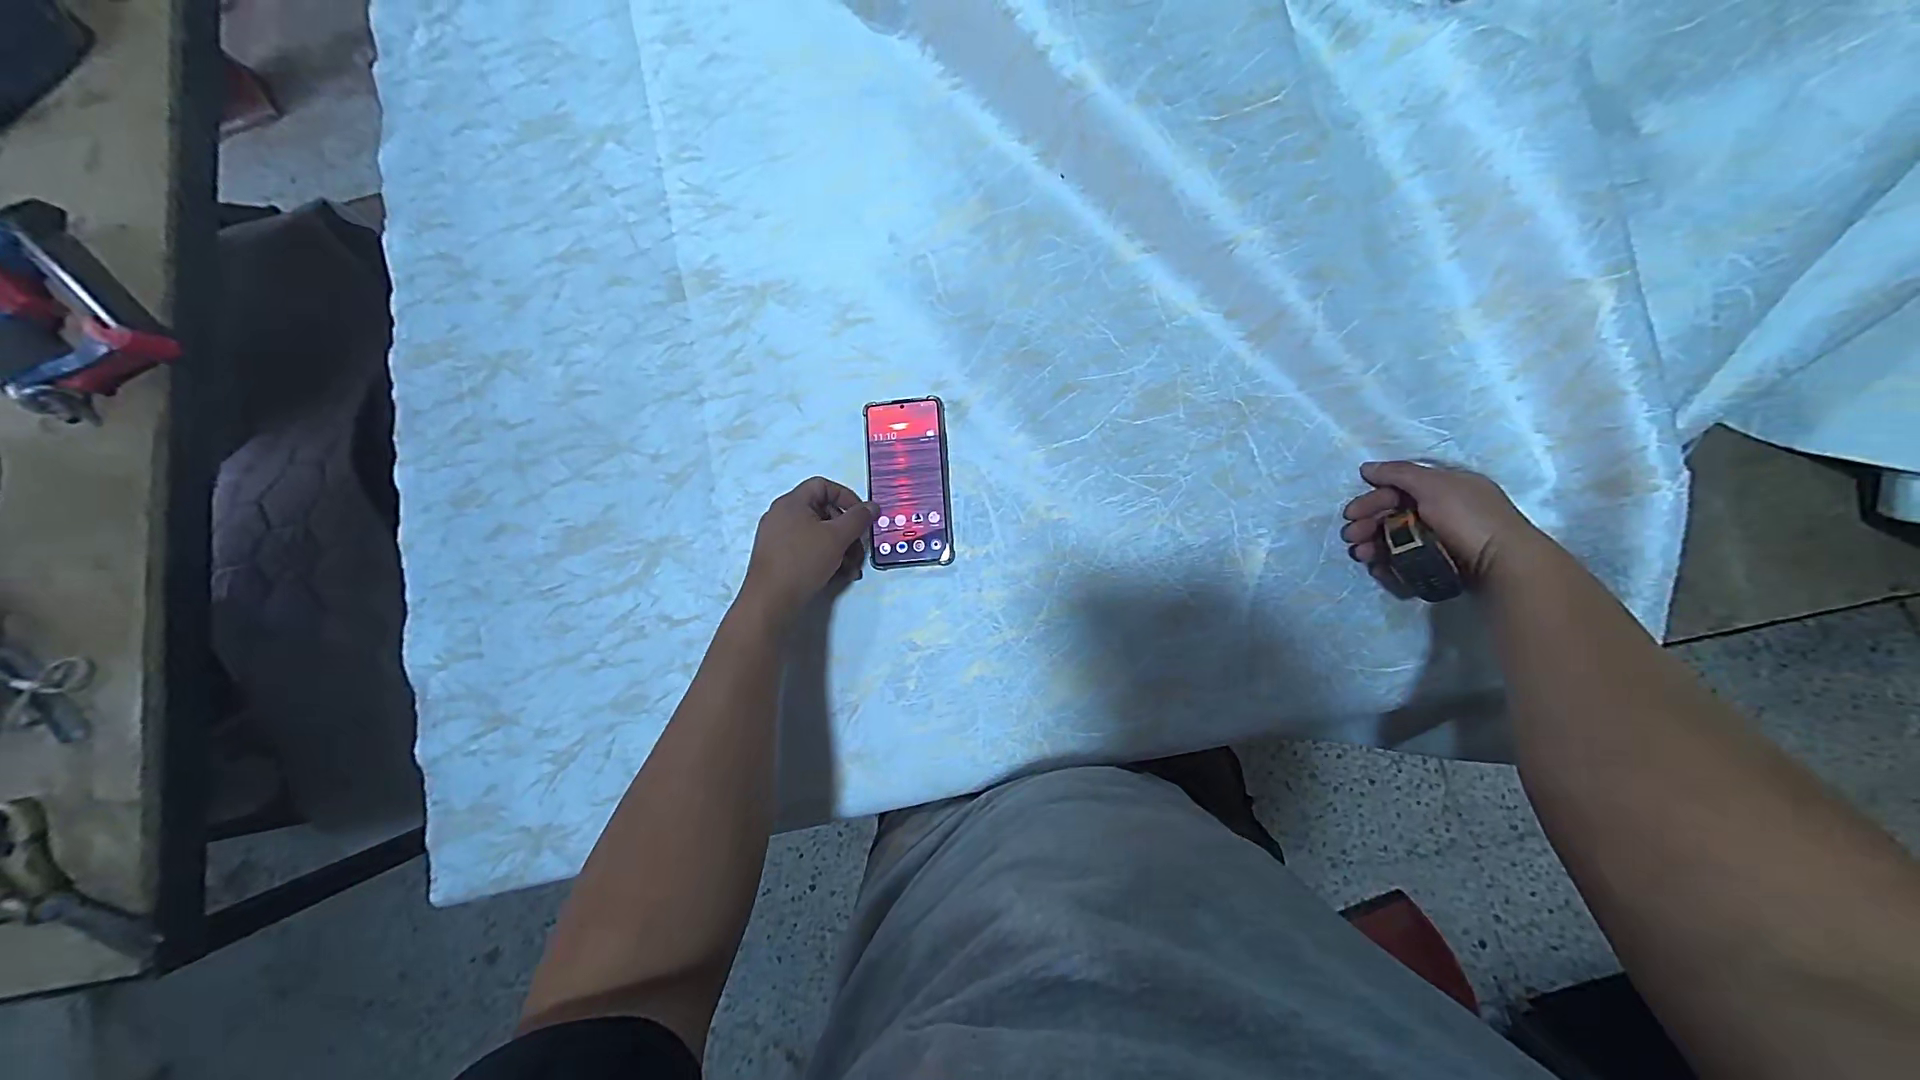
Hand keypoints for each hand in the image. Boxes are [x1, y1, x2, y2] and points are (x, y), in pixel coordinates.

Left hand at [737, 476, 876, 625]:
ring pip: (818, 534)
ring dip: (841, 548)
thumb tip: (872, 506)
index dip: (846, 497)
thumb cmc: (803, 561)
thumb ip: (858, 519)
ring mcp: (778, 537)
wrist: (770, 600)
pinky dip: (826, 557)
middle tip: (859, 547)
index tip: (862, 516)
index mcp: (792, 503)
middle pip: (823, 511)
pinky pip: (808, 549)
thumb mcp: (837, 537)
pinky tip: (840, 575)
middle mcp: (782, 515)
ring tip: (852, 567)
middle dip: (847, 530)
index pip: (823, 486)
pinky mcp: (779, 557)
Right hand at [1340, 461, 1548, 590]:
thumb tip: (1367, 468)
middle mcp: (1439, 512)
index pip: (1397, 489)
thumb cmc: (1470, 518)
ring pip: (1393, 540)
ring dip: (1371, 545)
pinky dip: (1386, 564)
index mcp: (1443, 489)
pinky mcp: (1436, 565)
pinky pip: (1403, 562)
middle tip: (1351, 537)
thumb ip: (1400, 474)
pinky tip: (1378, 568)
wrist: (1501, 564)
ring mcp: (1437, 541)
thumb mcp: (1436, 486)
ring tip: (1362, 555)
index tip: (1352, 513)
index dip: (1371, 498)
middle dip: (1366, 524)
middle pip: (1391, 515)